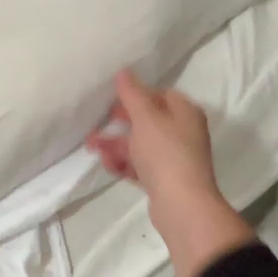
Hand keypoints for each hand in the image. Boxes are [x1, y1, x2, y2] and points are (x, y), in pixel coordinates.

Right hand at [86, 70, 255, 276]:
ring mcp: (175, 159)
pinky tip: (107, 165)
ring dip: (117, 145)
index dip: (139, 95)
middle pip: (149, 122)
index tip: (116, 99)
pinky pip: (141, 167)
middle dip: (121, 123)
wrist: (181, 204)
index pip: (162, 95)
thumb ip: (132, 94)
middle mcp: (183, 134)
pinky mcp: (165, 181)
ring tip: (92, 147)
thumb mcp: (146, 118)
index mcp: (185, 113)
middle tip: (99, 122)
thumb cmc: (165, 154)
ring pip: (142, 146)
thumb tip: (123, 71)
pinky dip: (125, 164)